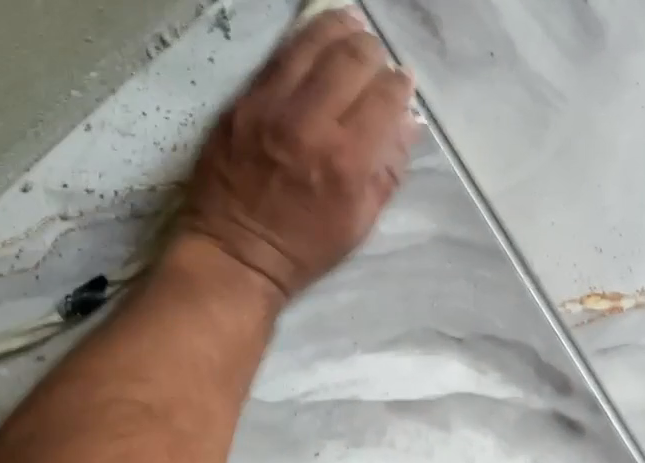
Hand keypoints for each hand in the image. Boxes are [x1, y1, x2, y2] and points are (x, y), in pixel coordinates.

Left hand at [173, 9, 418, 300]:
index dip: (400, 84)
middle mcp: (311, 125)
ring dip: (339, 29)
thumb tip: (407, 123)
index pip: (385, 97)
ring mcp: (271, 108)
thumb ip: (389, 169)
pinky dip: (303, 41)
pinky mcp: (242, 102)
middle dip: (373, 53)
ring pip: (312, 44)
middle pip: (352, 59)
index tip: (403, 84)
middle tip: (378, 59)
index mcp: (348, 161)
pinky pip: (278, 56)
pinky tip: (317, 37)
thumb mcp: (361, 221)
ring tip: (353, 25)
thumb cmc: (306, 248)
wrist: (236, 254)